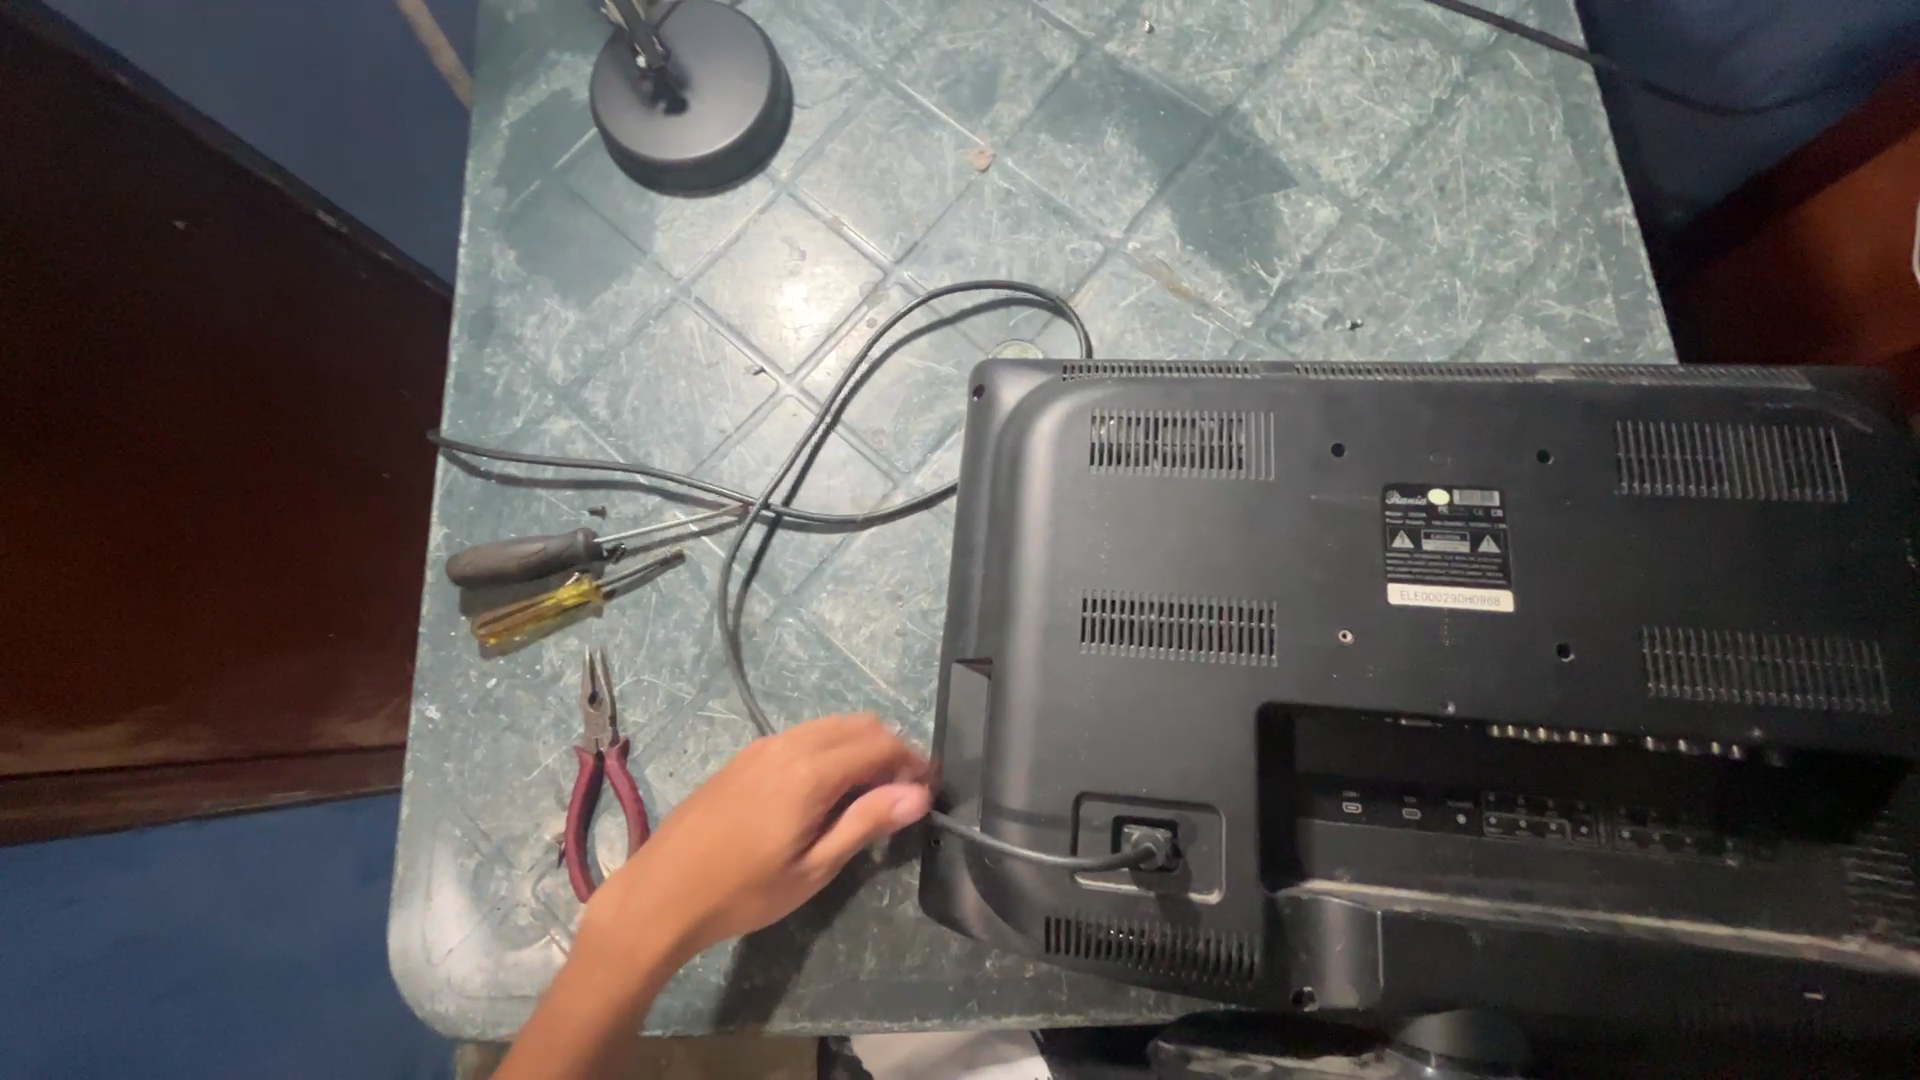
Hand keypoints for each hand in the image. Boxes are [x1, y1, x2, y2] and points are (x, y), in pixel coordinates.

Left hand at [581, 713, 931, 962]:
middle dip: (890, 750)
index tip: (928, 789)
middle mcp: (790, 743)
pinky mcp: (747, 754)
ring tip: (867, 794)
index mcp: (811, 770)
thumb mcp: (813, 869)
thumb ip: (866, 822)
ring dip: (860, 747)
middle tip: (901, 793)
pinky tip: (825, 789)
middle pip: (860, 725)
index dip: (912, 761)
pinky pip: (804, 735)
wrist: (660, 893)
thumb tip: (919, 793)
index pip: (881, 745)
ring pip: (831, 726)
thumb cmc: (742, 891)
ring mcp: (764, 745)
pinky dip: (831, 748)